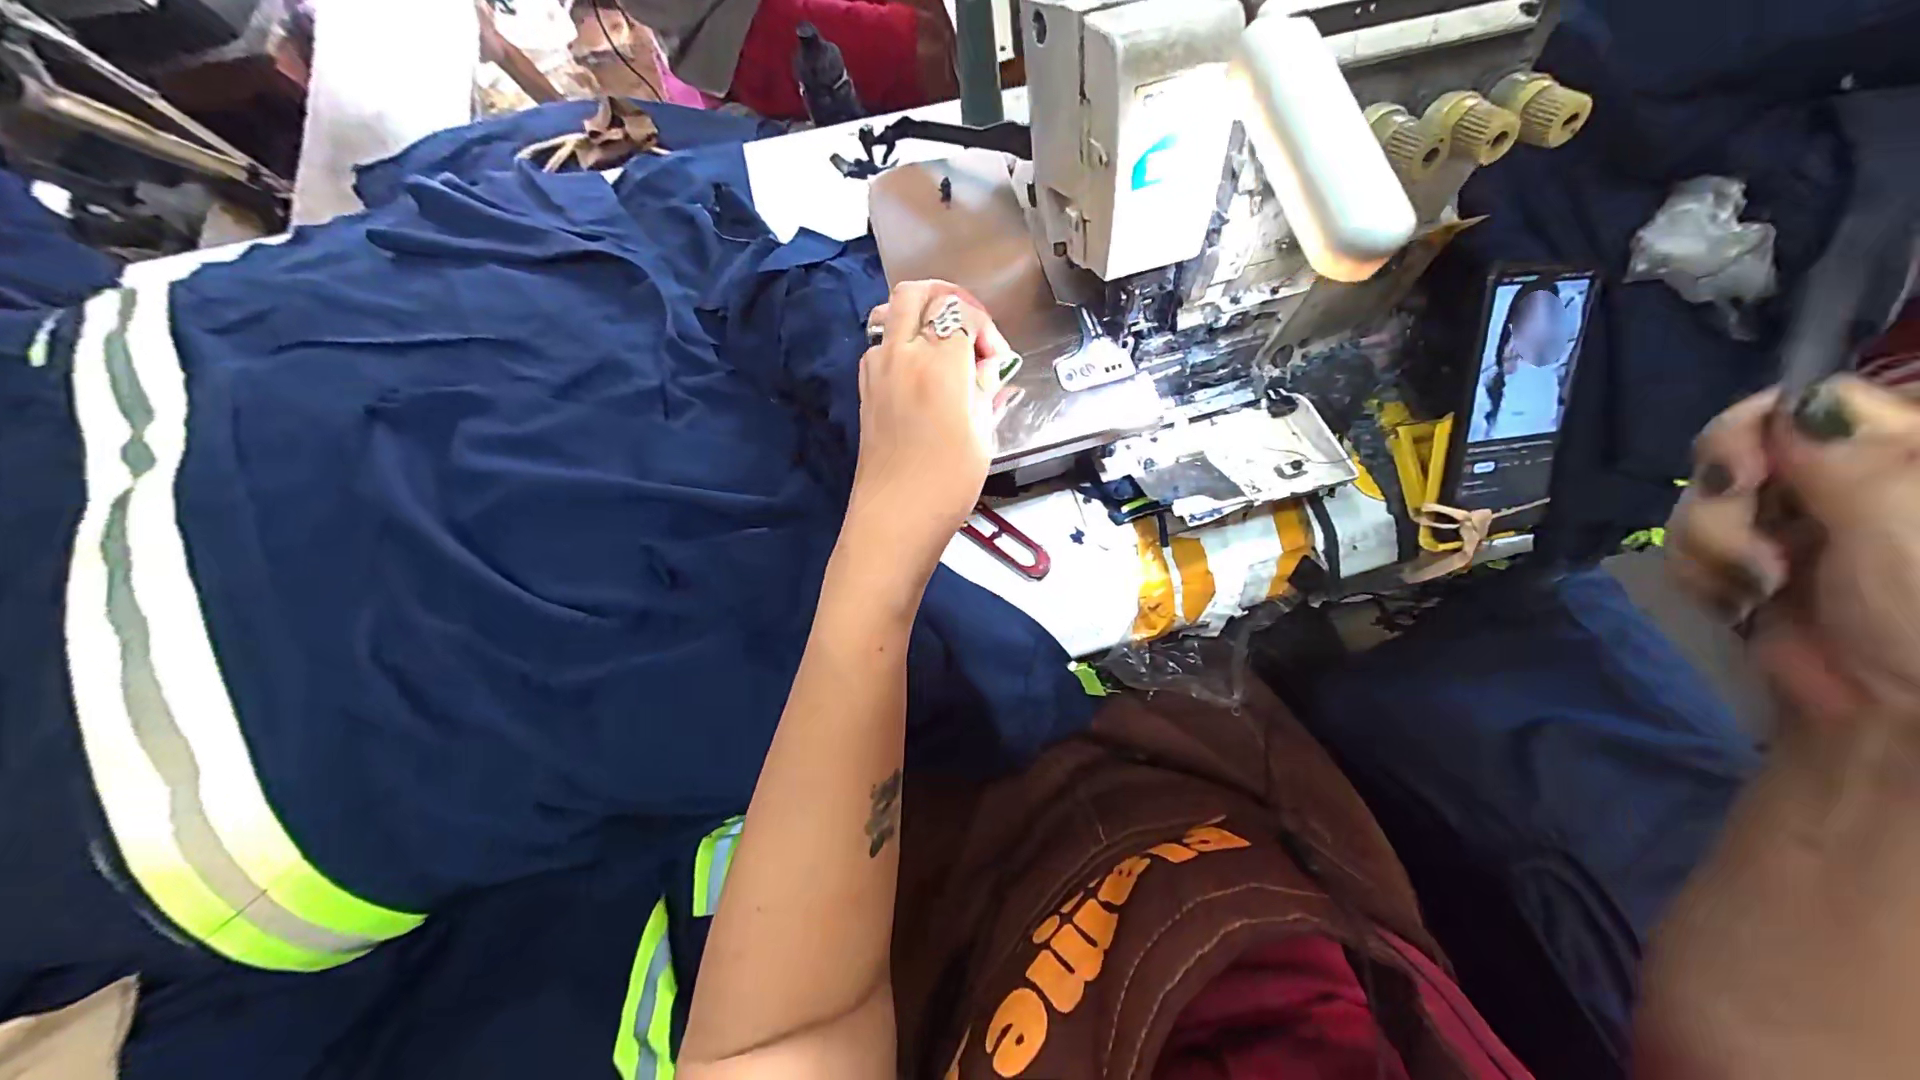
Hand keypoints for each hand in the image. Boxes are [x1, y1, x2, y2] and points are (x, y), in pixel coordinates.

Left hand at [842, 280, 1018, 588]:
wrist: (894, 519)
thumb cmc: (945, 485)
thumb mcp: (983, 434)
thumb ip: (984, 389)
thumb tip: (986, 369)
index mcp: (938, 364)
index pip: (961, 311)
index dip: (985, 327)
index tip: (994, 358)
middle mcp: (901, 357)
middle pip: (917, 292)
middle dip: (948, 301)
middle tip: (968, 332)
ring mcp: (877, 371)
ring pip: (892, 312)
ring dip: (920, 319)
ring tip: (943, 351)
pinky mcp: (865, 390)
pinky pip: (881, 345)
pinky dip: (902, 344)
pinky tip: (922, 375)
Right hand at [1668, 376, 1919, 721]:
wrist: (1893, 725)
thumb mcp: (1908, 533)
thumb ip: (1857, 460)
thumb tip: (1800, 396)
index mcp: (1906, 460)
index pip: (1814, 401)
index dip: (1762, 426)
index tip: (1743, 472)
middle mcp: (1850, 482)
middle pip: (1741, 446)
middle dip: (1725, 496)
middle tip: (1752, 543)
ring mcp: (1794, 524)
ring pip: (1704, 498)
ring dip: (1710, 544)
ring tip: (1752, 588)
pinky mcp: (1748, 561)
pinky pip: (1687, 542)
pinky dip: (1698, 571)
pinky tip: (1733, 599)